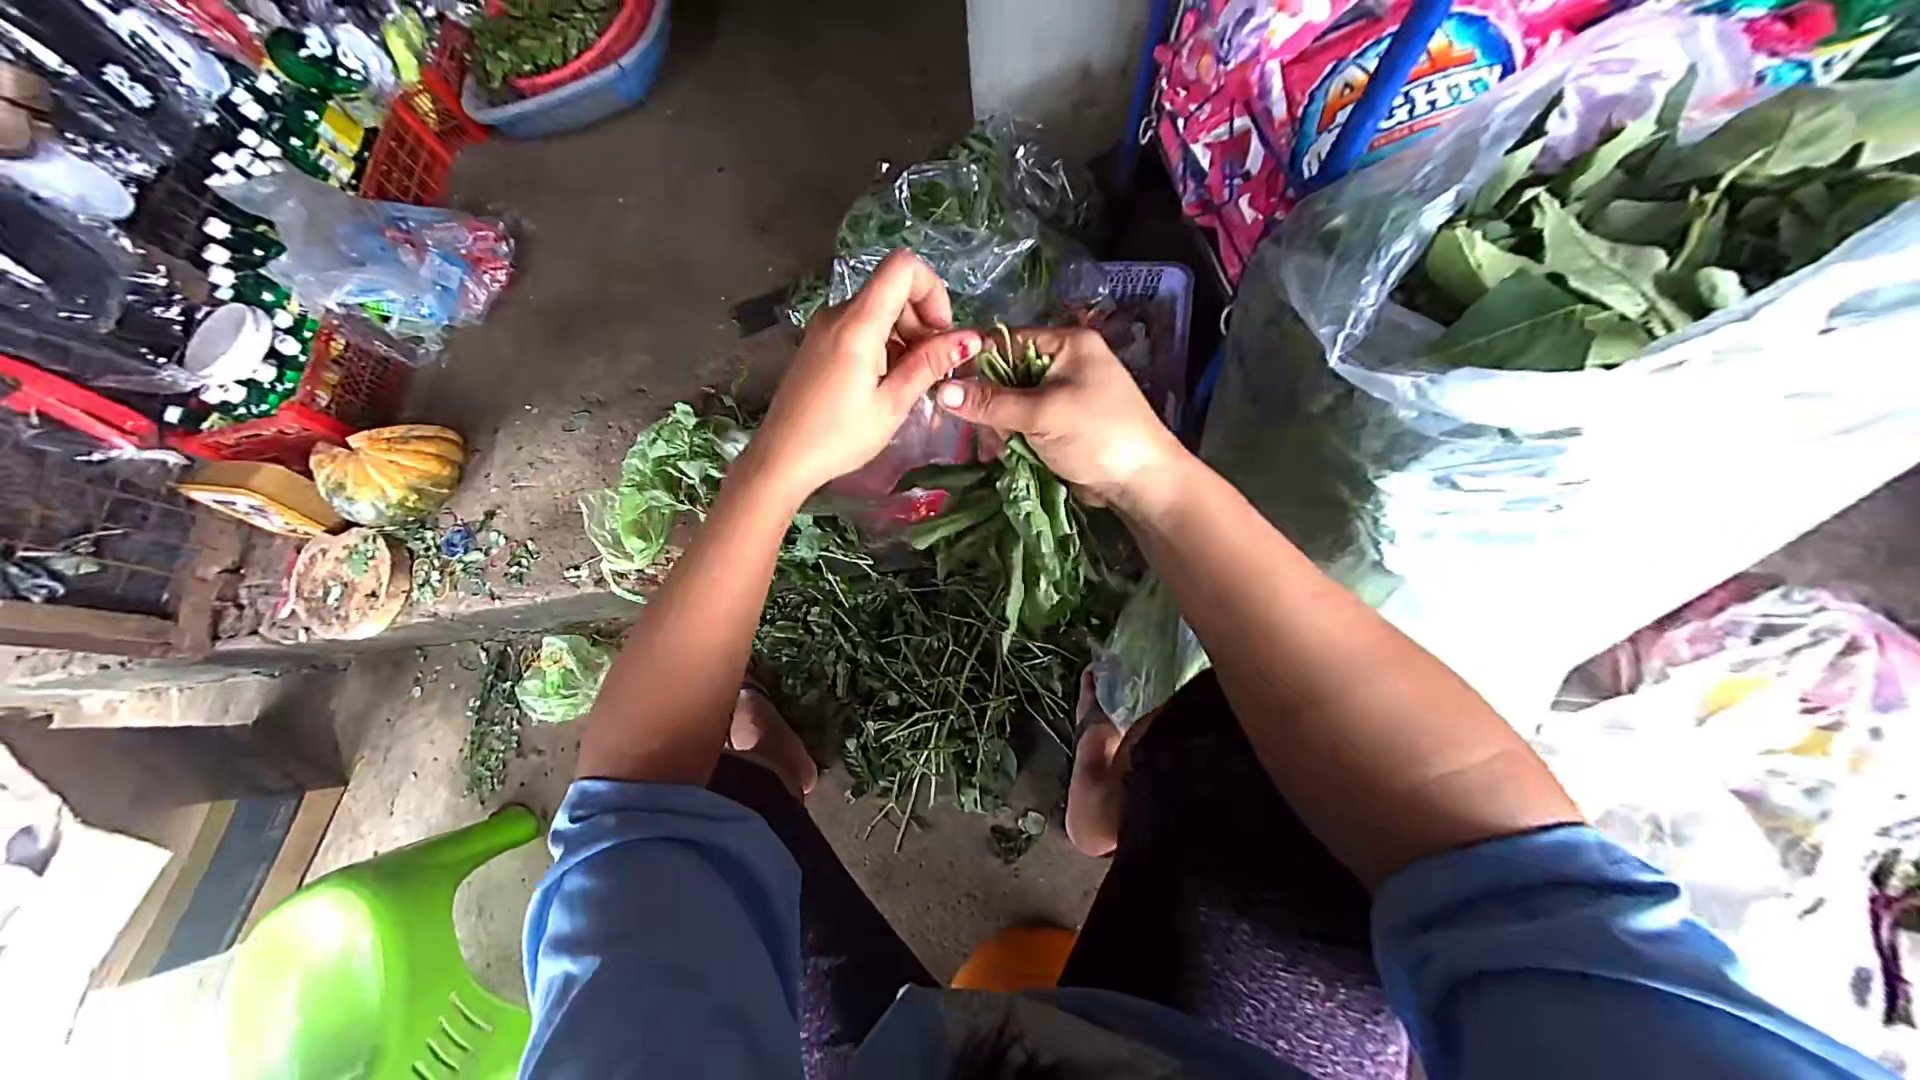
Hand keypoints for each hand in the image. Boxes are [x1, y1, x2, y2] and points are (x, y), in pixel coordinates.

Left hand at [746, 250, 980, 503]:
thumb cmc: (839, 438)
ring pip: (878, 308)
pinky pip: (860, 326)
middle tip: (931, 367)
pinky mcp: (819, 342)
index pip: (902, 267)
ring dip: (904, 335)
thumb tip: (970, 338)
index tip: (941, 333)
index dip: (932, 291)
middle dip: (922, 319)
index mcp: (857, 324)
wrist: (782, 458)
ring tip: (909, 380)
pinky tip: (886, 381)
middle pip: (892, 288)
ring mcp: (825, 326)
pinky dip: (884, 343)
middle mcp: (838, 314)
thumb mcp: (892, 404)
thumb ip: (929, 364)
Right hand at [934, 327, 1191, 511]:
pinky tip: (1004, 455)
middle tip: (982, 432)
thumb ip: (991, 403)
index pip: (1008, 341)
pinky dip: (1012, 438)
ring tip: (996, 451)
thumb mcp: (1041, 415)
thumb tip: (941, 390)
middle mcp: (1065, 363)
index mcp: (1067, 344)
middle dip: (990, 404)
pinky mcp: (1061, 424)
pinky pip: (1025, 424)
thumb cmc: (1097, 435)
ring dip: (1000, 427)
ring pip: (1012, 403)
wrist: (1141, 482)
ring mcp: (1064, 395)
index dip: (976, 362)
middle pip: (1007, 374)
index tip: (947, 386)